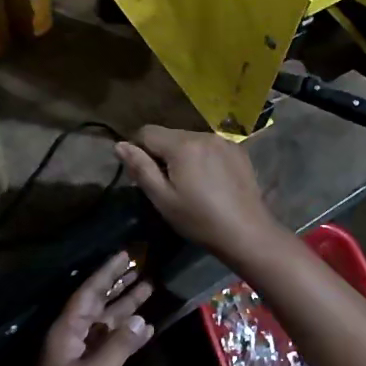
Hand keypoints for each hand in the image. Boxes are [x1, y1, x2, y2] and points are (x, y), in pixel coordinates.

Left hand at [20, 251, 153, 365]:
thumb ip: (119, 345)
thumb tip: (144, 320)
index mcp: (66, 332)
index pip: (88, 293)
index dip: (106, 273)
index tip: (125, 254)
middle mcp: (75, 336)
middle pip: (99, 303)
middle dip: (119, 285)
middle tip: (142, 266)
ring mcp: (83, 353)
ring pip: (108, 322)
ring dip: (127, 306)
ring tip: (150, 287)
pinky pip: (113, 342)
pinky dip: (129, 333)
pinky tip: (148, 326)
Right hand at [115, 125, 284, 262]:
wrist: (246, 233)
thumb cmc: (199, 220)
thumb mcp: (163, 198)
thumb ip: (140, 168)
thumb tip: (119, 145)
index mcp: (182, 145)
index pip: (147, 132)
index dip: (137, 149)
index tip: (140, 174)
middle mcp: (204, 135)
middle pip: (170, 136)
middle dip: (161, 154)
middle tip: (165, 185)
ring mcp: (225, 142)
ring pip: (191, 141)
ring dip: (183, 156)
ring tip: (190, 186)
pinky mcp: (239, 152)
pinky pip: (211, 148)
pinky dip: (203, 159)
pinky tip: (210, 183)